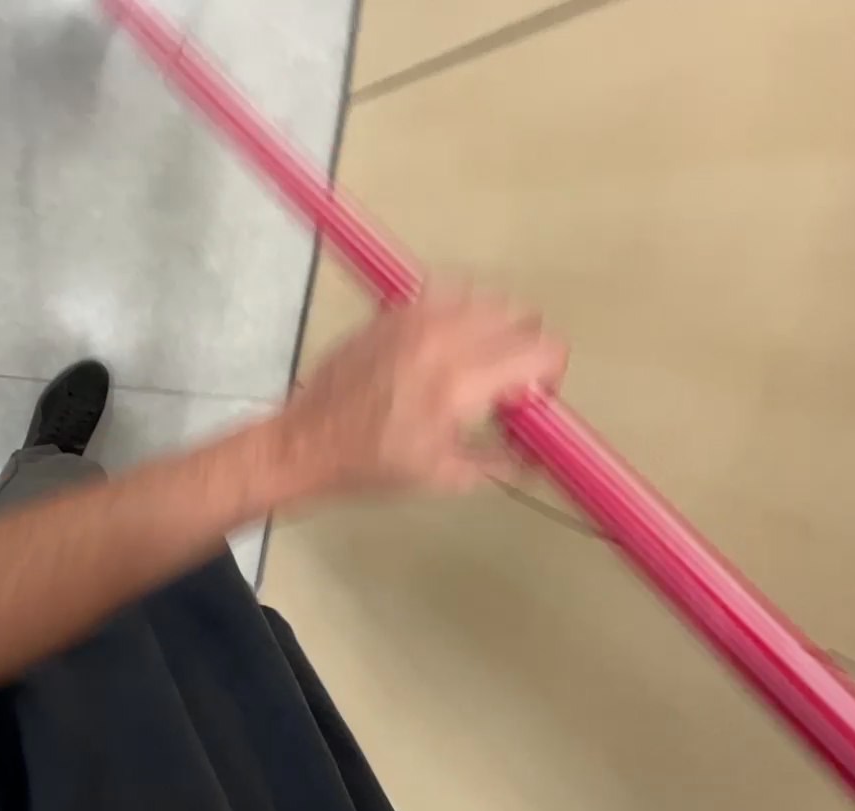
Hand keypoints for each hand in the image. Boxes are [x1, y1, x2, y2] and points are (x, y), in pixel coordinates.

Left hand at [275, 284, 566, 497]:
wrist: (306, 443)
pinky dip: (456, 312)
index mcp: (460, 382)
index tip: (528, 398)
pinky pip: (444, 291)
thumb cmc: (371, 465)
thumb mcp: (443, 476)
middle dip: (523, 348)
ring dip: (491, 326)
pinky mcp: (390, 312)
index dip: (548, 375)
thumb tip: (537, 453)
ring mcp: (412, 317)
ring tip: (471, 362)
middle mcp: (441, 337)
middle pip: (520, 314)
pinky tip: (441, 344)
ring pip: (485, 296)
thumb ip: (501, 460)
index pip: (544, 349)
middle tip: (501, 383)